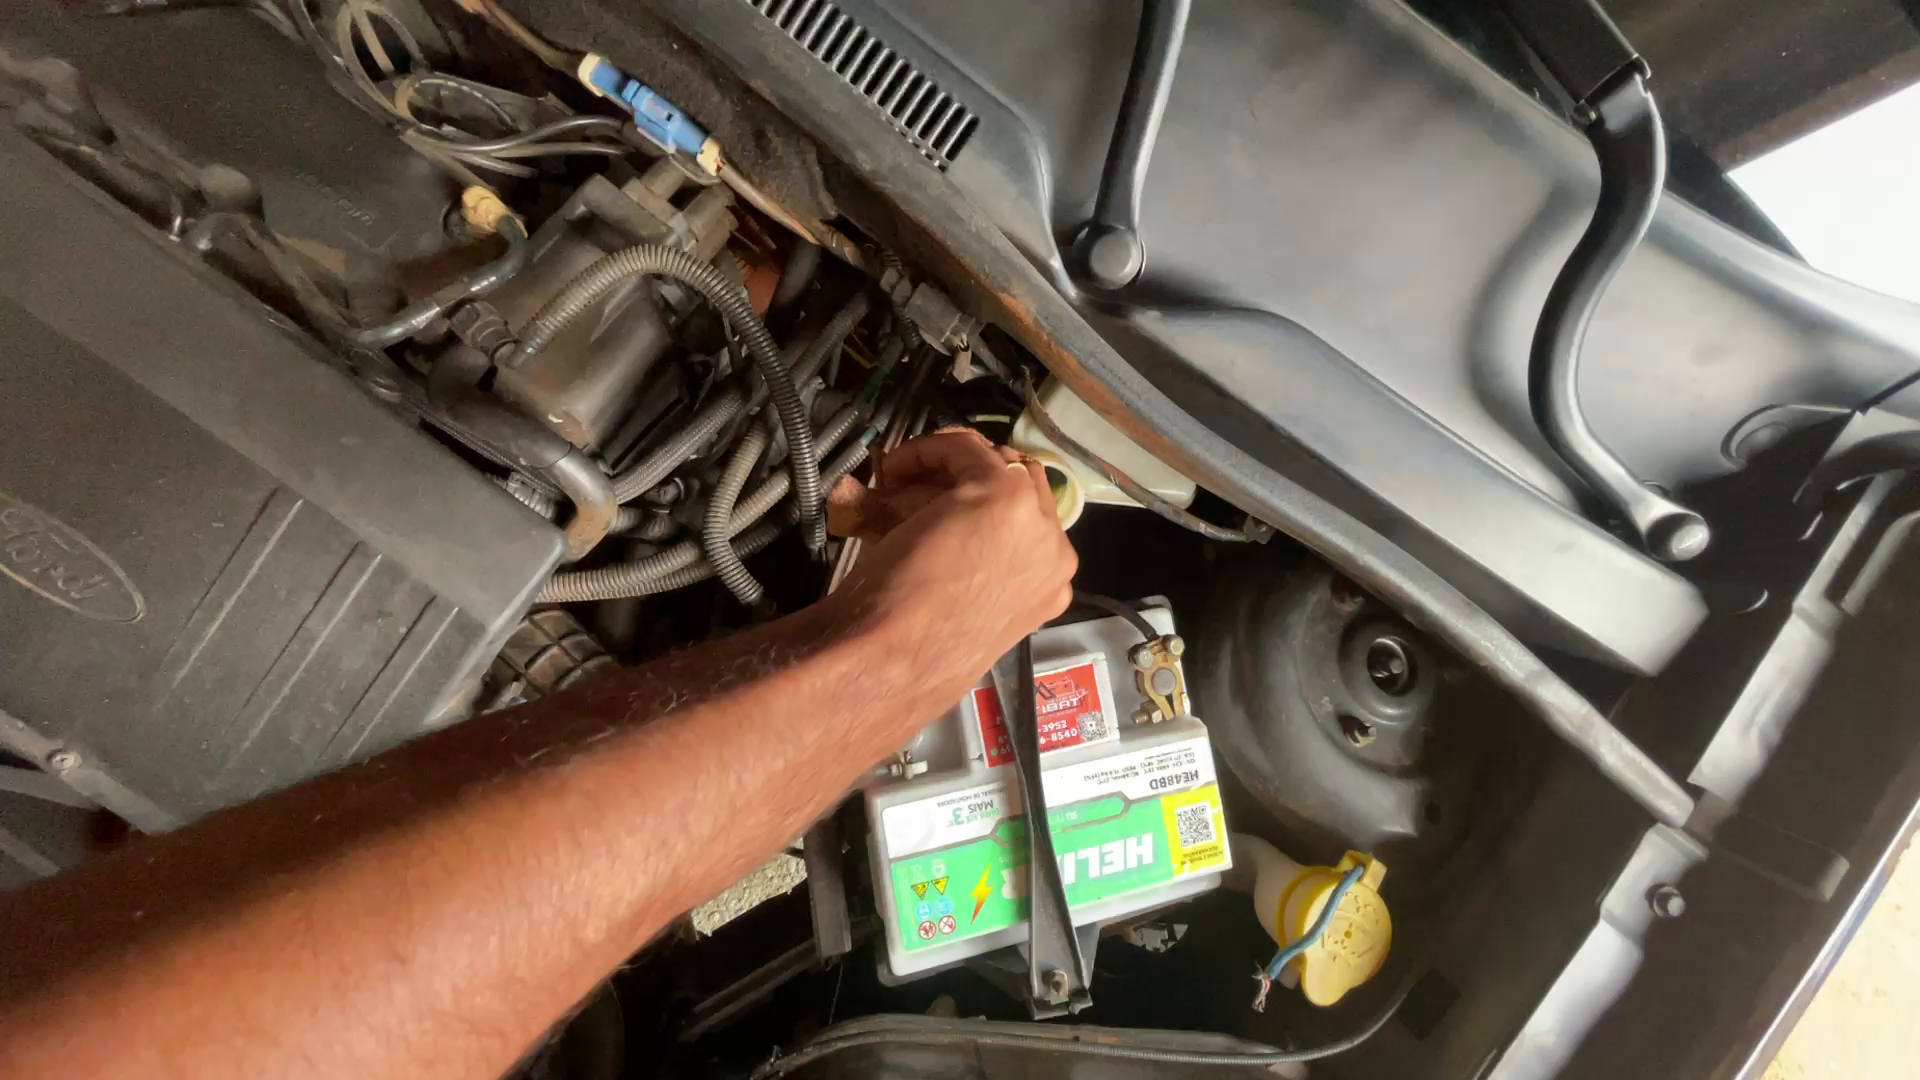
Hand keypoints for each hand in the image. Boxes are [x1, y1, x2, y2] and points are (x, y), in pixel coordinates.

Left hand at [829, 429, 1076, 703]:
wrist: (899, 658)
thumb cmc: (918, 644)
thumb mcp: (964, 599)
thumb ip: (979, 562)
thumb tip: (947, 525)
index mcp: (1051, 584)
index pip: (1029, 518)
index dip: (980, 500)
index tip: (934, 501)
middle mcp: (1055, 553)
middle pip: (1022, 483)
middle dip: (970, 476)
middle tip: (919, 485)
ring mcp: (1037, 524)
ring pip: (999, 462)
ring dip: (950, 462)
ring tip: (904, 479)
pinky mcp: (1002, 496)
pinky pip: (966, 448)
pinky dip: (927, 450)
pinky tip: (894, 469)